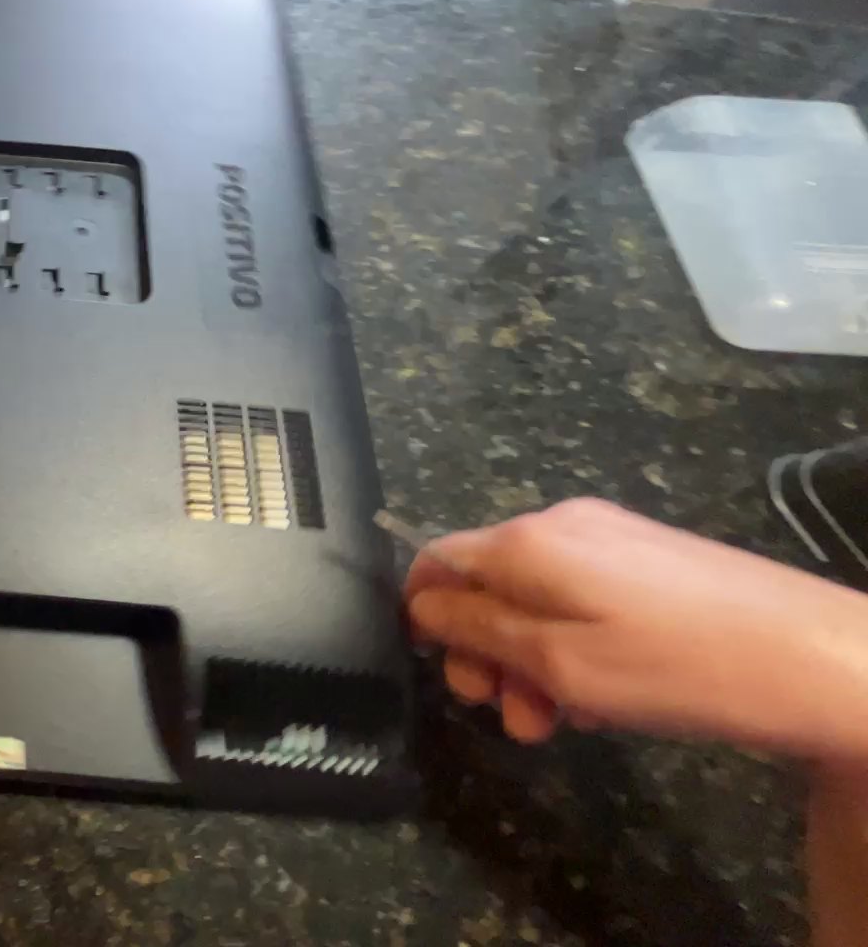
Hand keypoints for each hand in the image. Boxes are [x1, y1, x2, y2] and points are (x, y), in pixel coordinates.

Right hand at [405, 497, 867, 761]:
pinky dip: (571, 638)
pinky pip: (580, 592)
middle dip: (482, 649)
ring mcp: (610, 535)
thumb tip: (421, 606)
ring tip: (556, 720)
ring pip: (535, 594)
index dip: (420, 609)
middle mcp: (557, 524)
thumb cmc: (681, 667)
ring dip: (529, 656)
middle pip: (485, 583)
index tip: (433, 660)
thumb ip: (474, 630)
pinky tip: (601, 691)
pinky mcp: (654, 554)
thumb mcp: (558, 663)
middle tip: (502, 712)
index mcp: (522, 543)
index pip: (433, 559)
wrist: (846, 665)